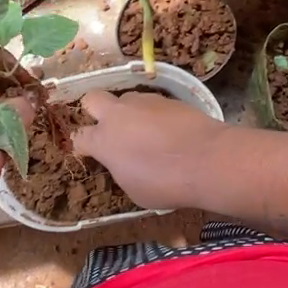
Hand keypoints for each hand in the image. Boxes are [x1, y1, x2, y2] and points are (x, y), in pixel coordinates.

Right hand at [72, 91, 226, 209]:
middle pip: (92, 99)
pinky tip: (169, 131)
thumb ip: (121, 169)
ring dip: (129, 113)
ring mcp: (144, 102)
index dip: (83, 146)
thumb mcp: (134, 189)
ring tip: (147, 132)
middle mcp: (118, 114)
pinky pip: (152, 104)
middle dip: (95, 111)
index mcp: (103, 140)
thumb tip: (124, 161)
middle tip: (110, 130)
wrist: (208, 160)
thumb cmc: (166, 183)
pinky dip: (154, 115)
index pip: (79, 137)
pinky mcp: (168, 98)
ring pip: (126, 99)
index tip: (91, 154)